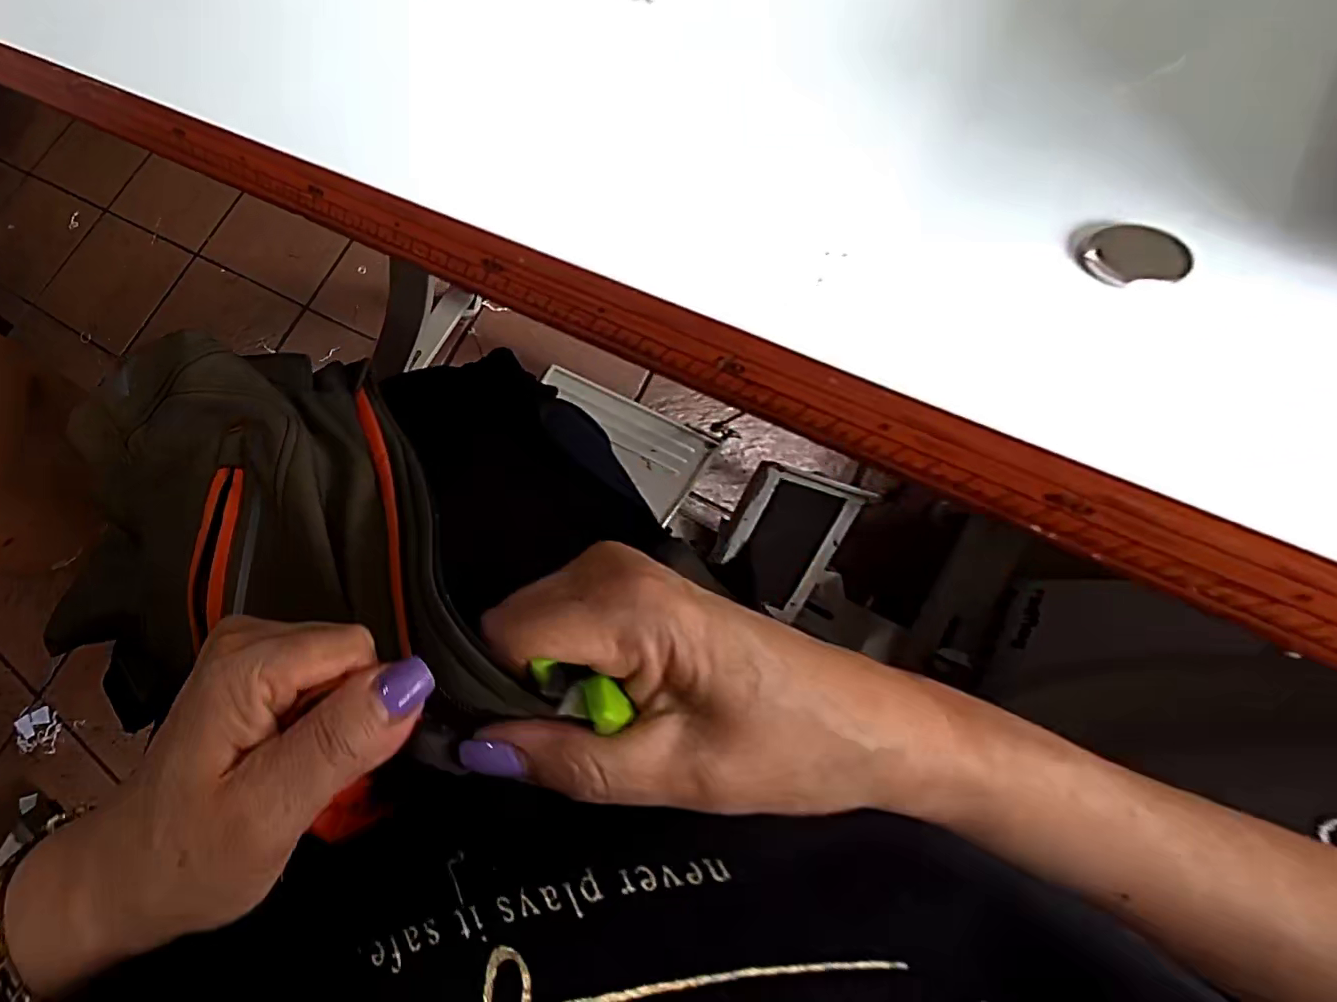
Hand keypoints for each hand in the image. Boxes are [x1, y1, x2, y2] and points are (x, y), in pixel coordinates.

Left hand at [6, 617, 432, 992]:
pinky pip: (318, 676)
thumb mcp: (273, 812)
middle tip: (306, 775)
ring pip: (338, 666)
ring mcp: (245, 647)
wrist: (131, 871)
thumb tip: (411, 682)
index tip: (335, 765)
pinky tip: (282, 753)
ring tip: (290, 768)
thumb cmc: (191, 857)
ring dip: (331, 721)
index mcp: (246, 663)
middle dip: (346, 716)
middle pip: (347, 654)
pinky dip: (315, 718)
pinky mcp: (250, 665)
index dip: (362, 711)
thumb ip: (341, 742)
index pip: (357, 651)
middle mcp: (246, 636)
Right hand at [458, 542, 959, 817]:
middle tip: (601, 731)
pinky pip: (552, 618)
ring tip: (620, 712)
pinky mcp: (618, 576)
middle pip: (510, 627)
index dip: (505, 696)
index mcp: (625, 604)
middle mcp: (607, 565)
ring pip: (526, 624)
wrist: (862, 719)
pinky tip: (623, 685)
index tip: (544, 740)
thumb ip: (564, 761)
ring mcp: (612, 564)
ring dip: (552, 678)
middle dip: (532, 689)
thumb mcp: (671, 775)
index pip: (502, 637)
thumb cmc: (788, 747)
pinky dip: (568, 660)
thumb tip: (476, 751)